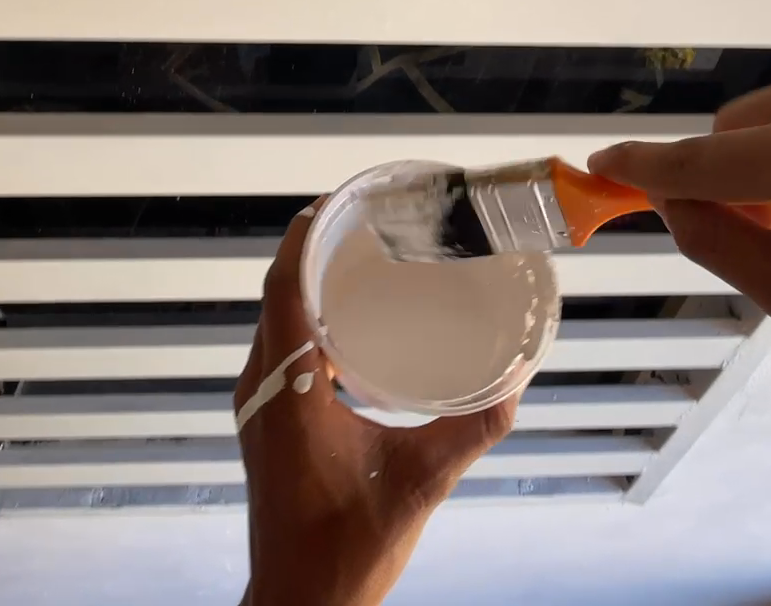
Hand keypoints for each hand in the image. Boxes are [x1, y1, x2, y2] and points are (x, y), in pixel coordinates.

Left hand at [235, 202, 516, 605]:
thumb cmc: (346, 549)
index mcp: (286, 391)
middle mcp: (261, 386)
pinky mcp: (265, 416)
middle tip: (358, 224)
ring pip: (274, 318)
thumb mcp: (418, 485)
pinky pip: (277, 343)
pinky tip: (344, 318)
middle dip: (309, 250)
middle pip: (275, 294)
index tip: (332, 203)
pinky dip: (304, 315)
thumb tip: (513, 381)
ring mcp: (258, 402)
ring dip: (305, 281)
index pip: (281, 290)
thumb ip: (470, 432)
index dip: (301, 239)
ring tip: (354, 258)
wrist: (299, 604)